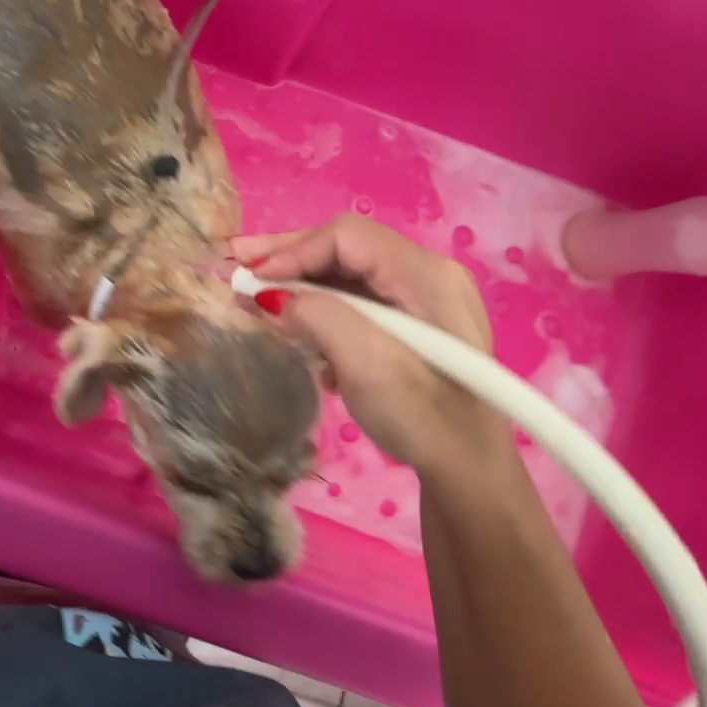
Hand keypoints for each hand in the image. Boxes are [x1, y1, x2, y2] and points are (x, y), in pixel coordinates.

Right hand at [232, 215, 512, 478]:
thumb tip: (274, 299)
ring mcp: (421, 298)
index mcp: (425, 276)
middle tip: (237, 261)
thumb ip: (320, 318)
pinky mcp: (412, 322)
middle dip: (287, 255)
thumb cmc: (424, 418)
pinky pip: (356, 298)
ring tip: (255, 292)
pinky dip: (319, 304)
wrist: (468, 469)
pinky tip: (296, 325)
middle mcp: (426, 274)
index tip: (250, 277)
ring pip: (346, 272)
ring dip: (298, 281)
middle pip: (345, 247)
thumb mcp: (369, 367)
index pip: (346, 237)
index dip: (293, 250)